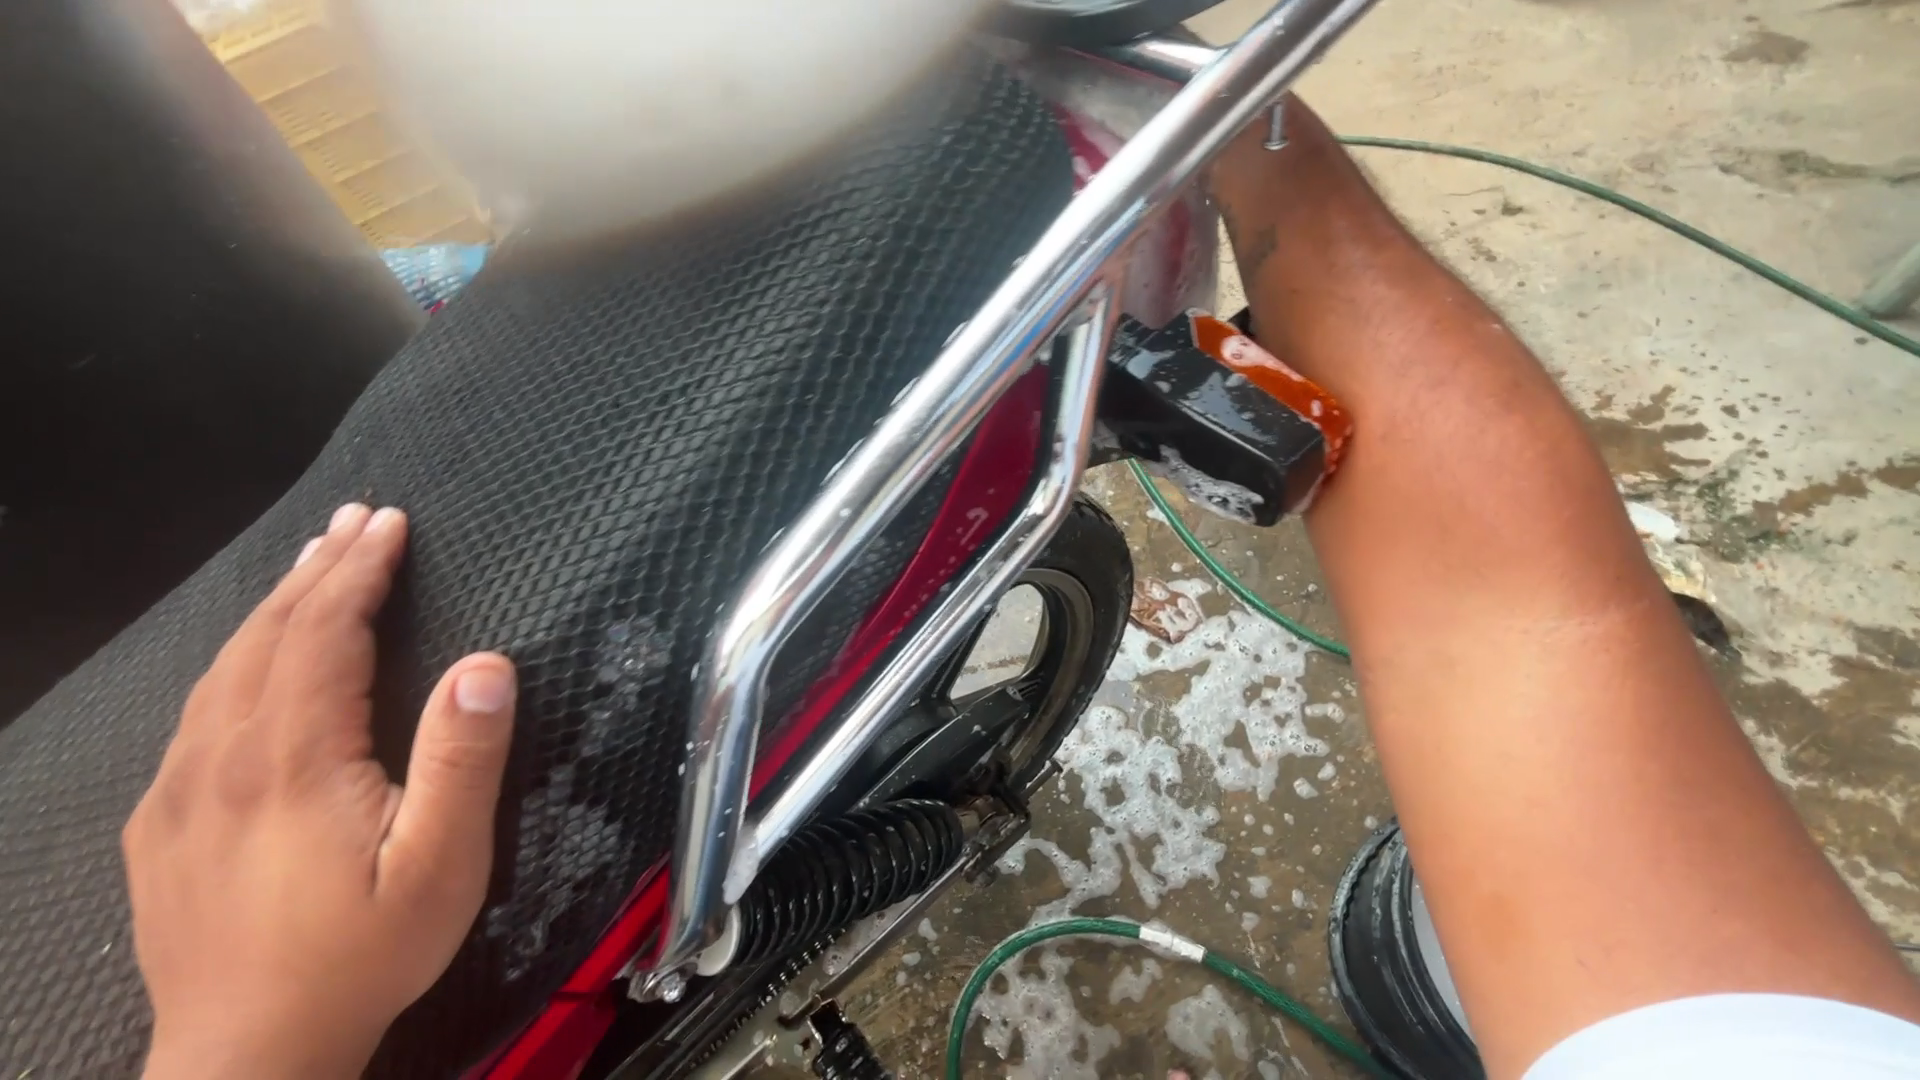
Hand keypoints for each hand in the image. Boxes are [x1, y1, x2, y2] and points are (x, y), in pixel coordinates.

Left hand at [124, 504, 517, 1079]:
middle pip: (267, 637)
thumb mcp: (444, 861)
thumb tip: (485, 663)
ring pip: (225, 668)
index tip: (389, 524)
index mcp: (292, 760)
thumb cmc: (366, 950)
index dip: (358, 573)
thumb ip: (462, 759)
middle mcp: (222, 759)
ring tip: (314, 563)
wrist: (247, 1054)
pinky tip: (258, 657)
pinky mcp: (164, 821)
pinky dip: (239, 657)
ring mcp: (181, 790)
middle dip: (317, 570)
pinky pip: (199, 711)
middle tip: (356, 519)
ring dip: (276, 606)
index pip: (321, 635)